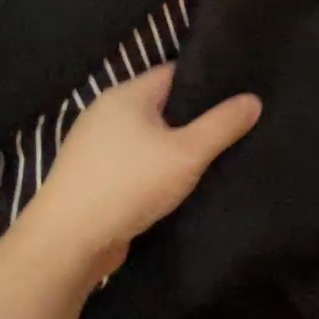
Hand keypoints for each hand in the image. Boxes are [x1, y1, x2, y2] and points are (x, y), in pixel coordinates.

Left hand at [22, 64, 259, 274]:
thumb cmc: (127, 185)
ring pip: (152, 134)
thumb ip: (223, 124)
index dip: (210, 79)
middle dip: (198, 113)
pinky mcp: (93, 177)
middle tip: (238, 120)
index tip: (243, 89)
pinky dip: (160, 165)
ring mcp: (95, 147)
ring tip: (218, 150)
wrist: (64, 246)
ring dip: (179, 143)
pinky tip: (184, 179)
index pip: (176, 72)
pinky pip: (138, 159)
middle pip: (164, 103)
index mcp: (125, 95)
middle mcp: (106, 113)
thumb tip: (254, 99)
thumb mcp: (188, 152)